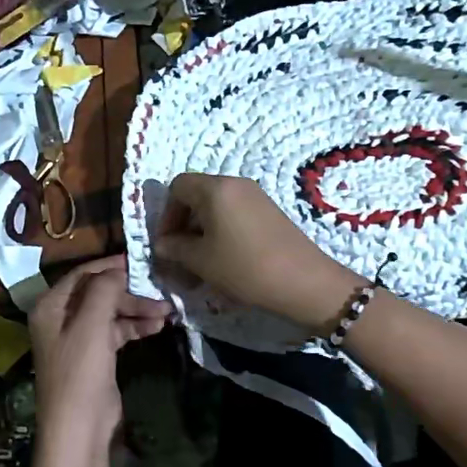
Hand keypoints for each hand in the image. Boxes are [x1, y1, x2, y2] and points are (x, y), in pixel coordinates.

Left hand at [29, 256, 170, 450]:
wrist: (79, 426)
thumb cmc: (80, 370)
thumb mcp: (91, 324)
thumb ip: (104, 290)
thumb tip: (119, 269)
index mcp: (51, 306)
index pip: (83, 274)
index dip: (111, 266)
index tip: (140, 261)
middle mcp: (61, 318)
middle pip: (99, 293)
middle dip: (130, 293)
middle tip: (160, 295)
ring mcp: (78, 338)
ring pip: (111, 312)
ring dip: (137, 310)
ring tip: (166, 312)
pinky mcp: (94, 356)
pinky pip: (116, 331)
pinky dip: (135, 326)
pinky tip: (156, 327)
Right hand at [154, 174, 365, 333]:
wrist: (303, 282)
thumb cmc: (244, 268)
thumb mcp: (201, 261)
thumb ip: (175, 248)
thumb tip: (162, 244)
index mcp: (216, 188)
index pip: (177, 186)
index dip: (166, 214)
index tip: (167, 244)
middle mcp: (236, 184)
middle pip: (197, 195)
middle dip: (183, 226)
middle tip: (181, 258)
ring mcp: (256, 196)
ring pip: (216, 208)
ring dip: (202, 233)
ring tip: (202, 266)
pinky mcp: (270, 212)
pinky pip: (235, 215)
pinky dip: (222, 233)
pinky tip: (225, 262)